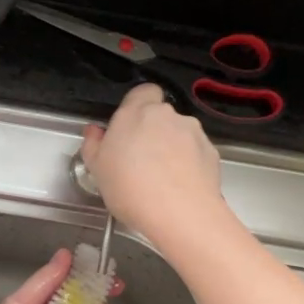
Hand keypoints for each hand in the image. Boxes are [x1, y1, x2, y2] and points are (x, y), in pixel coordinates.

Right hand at [79, 84, 222, 237]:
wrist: (180, 213)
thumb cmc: (130, 188)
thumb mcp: (97, 169)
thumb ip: (93, 144)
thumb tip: (94, 132)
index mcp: (136, 113)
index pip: (142, 91)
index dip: (136, 105)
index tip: (128, 128)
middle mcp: (166, 115)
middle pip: (159, 115)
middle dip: (151, 131)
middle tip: (137, 159)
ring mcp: (192, 132)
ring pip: (178, 133)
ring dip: (170, 147)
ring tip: (159, 177)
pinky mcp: (210, 151)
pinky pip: (194, 151)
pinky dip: (187, 162)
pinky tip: (177, 185)